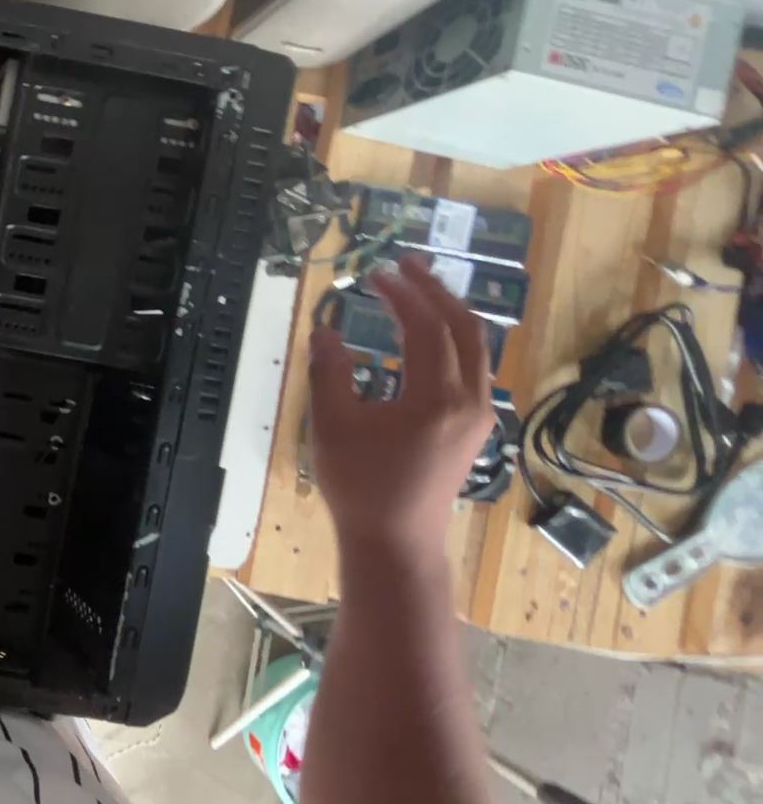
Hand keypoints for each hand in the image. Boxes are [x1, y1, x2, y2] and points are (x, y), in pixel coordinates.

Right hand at [309, 256, 493, 557]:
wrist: (396, 538)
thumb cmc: (360, 482)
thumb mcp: (332, 424)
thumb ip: (329, 372)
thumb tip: (326, 331)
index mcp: (436, 397)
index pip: (426, 329)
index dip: (401, 295)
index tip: (375, 274)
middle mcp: (470, 400)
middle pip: (466, 329)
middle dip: (436, 292)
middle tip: (405, 266)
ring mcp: (478, 414)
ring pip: (476, 348)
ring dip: (447, 314)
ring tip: (417, 292)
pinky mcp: (472, 426)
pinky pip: (472, 368)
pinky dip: (451, 340)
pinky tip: (425, 339)